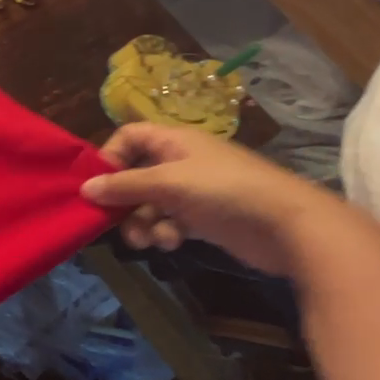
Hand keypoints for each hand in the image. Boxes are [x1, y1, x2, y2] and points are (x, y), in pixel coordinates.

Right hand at [80, 122, 347, 276]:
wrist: (295, 228)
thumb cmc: (226, 191)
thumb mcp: (168, 183)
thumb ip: (124, 186)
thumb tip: (84, 189)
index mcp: (174, 142)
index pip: (129, 136)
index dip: (110, 156)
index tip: (99, 182)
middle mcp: (182, 162)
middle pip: (135, 175)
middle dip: (122, 200)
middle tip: (111, 220)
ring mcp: (195, 191)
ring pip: (149, 202)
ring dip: (140, 222)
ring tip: (144, 240)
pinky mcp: (206, 218)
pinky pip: (170, 221)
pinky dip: (165, 232)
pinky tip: (171, 243)